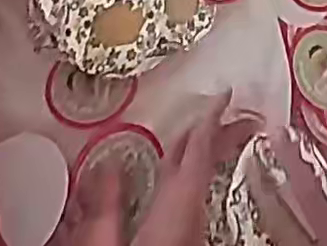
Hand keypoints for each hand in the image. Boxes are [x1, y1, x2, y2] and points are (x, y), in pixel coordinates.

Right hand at [67, 92, 258, 245]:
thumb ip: (103, 211)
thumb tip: (105, 167)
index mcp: (177, 213)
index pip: (199, 158)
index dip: (210, 124)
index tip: (223, 96)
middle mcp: (193, 225)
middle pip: (205, 172)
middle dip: (212, 139)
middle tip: (219, 109)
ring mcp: (193, 239)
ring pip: (199, 190)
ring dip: (199, 161)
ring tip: (197, 136)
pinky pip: (191, 208)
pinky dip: (188, 185)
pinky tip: (177, 184)